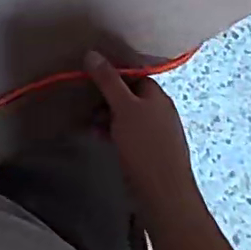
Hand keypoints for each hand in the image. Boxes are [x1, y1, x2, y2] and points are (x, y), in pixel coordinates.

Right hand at [84, 50, 198, 207]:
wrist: (165, 196)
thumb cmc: (144, 146)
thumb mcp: (123, 108)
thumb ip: (108, 80)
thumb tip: (92, 53)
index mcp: (157, 96)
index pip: (133, 75)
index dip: (111, 74)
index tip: (89, 77)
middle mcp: (161, 111)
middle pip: (129, 94)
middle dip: (106, 97)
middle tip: (86, 102)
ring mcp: (158, 133)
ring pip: (128, 115)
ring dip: (107, 115)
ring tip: (90, 122)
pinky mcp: (152, 152)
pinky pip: (130, 133)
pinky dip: (114, 131)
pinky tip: (101, 137)